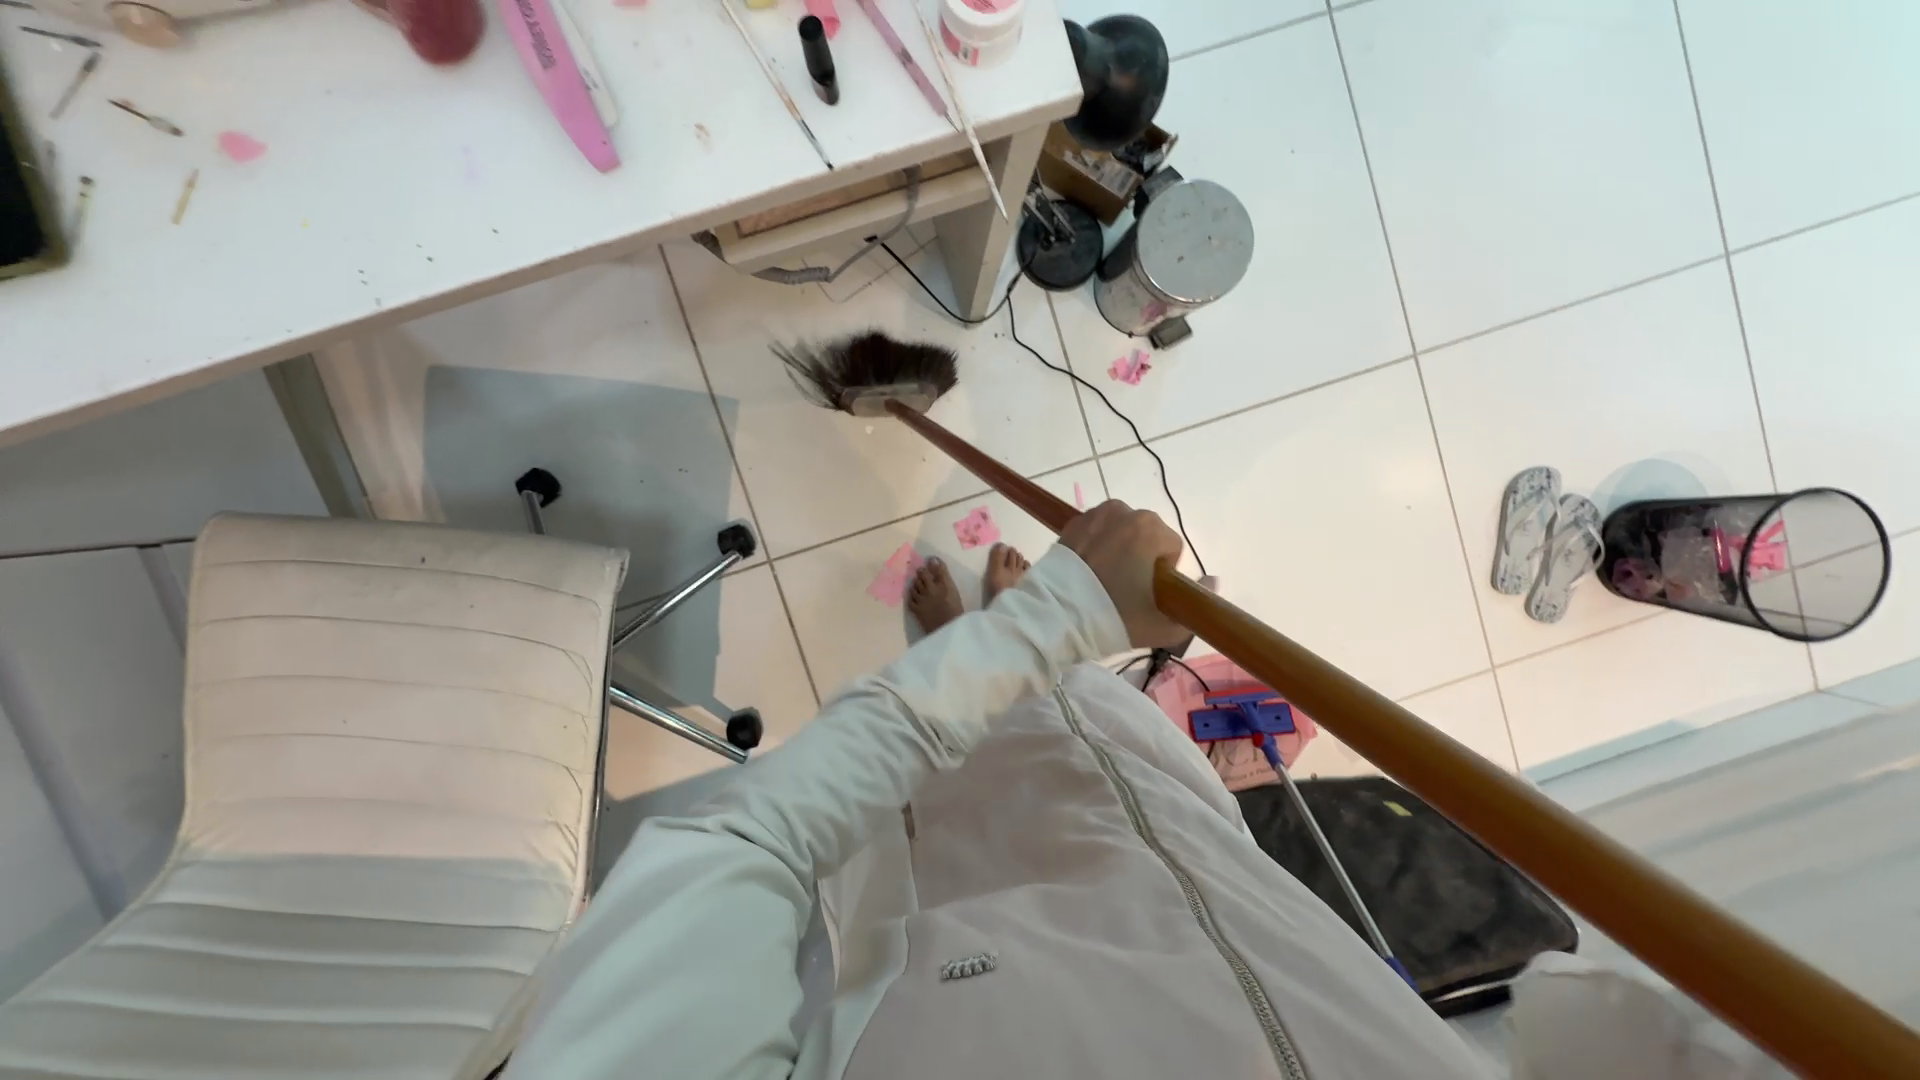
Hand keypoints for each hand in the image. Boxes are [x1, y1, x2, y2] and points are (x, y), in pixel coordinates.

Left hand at [1059, 500, 1188, 648]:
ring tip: (1104, 582)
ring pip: (1120, 533)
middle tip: (1124, 591)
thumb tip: (1214, 581)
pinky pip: (1096, 534)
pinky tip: (1087, 573)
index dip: (1162, 575)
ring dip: (1119, 551)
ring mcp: (1093, 515)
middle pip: (1145, 537)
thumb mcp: (1163, 624)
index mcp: (1150, 528)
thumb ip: (1197, 603)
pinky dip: (1096, 548)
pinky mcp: (1070, 524)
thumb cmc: (1113, 616)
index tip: (1145, 596)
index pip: (1171, 549)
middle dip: (1141, 558)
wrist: (1055, 615)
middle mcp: (1123, 511)